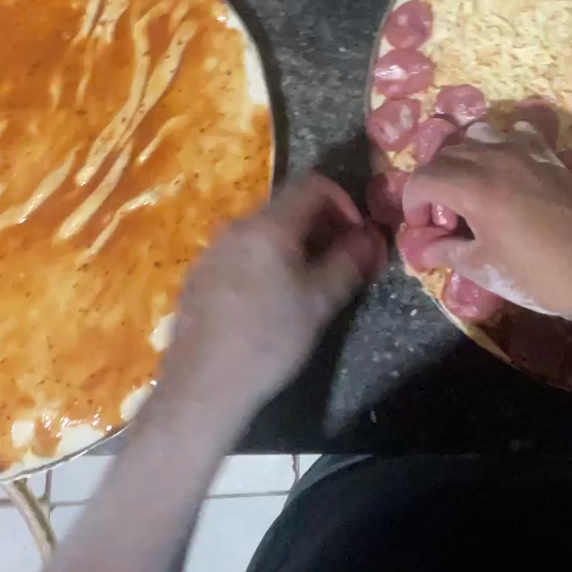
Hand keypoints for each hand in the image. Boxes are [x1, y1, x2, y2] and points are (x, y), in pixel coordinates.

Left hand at [149, 172, 384, 428]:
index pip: (313, 183)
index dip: (344, 200)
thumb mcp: (320, 301)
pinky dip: (267, 261)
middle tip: (341, 261)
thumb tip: (372, 236)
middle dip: (322, 226)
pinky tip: (270, 302)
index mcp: (269, 224)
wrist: (200, 388)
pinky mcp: (199, 275)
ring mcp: (214, 250)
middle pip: (288, 206)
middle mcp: (238, 226)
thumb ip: (351, 260)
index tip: (357, 234)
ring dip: (295, 245)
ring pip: (265, 231)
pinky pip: (242, 252)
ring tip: (309, 284)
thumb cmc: (268, 340)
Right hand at [400, 129, 571, 338]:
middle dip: (435, 183)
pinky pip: (516, 133)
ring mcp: (526, 152)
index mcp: (474, 187)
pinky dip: (502, 145)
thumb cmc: (540, 276)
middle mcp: (496, 158)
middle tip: (446, 218)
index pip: (423, 178)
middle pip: (446, 154)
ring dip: (464, 159)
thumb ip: (446, 250)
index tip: (422, 226)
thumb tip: (423, 246)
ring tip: (472, 190)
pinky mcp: (549, 156)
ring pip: (478, 135)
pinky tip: (508, 171)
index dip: (412, 202)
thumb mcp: (484, 269)